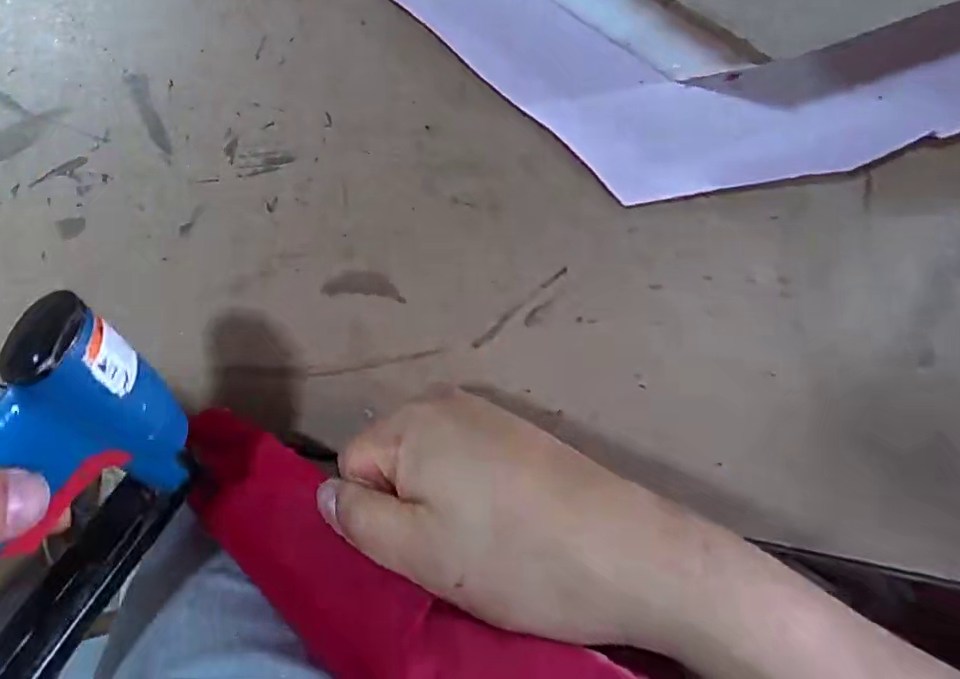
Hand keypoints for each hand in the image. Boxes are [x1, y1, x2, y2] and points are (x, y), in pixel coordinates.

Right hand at [317, 391, 959, 678]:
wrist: (637, 555)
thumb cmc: (517, 558)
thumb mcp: (422, 553)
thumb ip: (358, 520)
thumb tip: (322, 493)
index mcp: (411, 421)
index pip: (353, 466)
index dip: (377, 516)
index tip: (422, 549)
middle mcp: (442, 401)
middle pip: (391, 460)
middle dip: (409, 507)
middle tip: (454, 551)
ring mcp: (486, 411)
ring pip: (431, 462)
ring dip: (444, 502)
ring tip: (488, 542)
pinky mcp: (520, 431)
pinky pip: (469, 458)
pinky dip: (477, 492)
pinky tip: (514, 524)